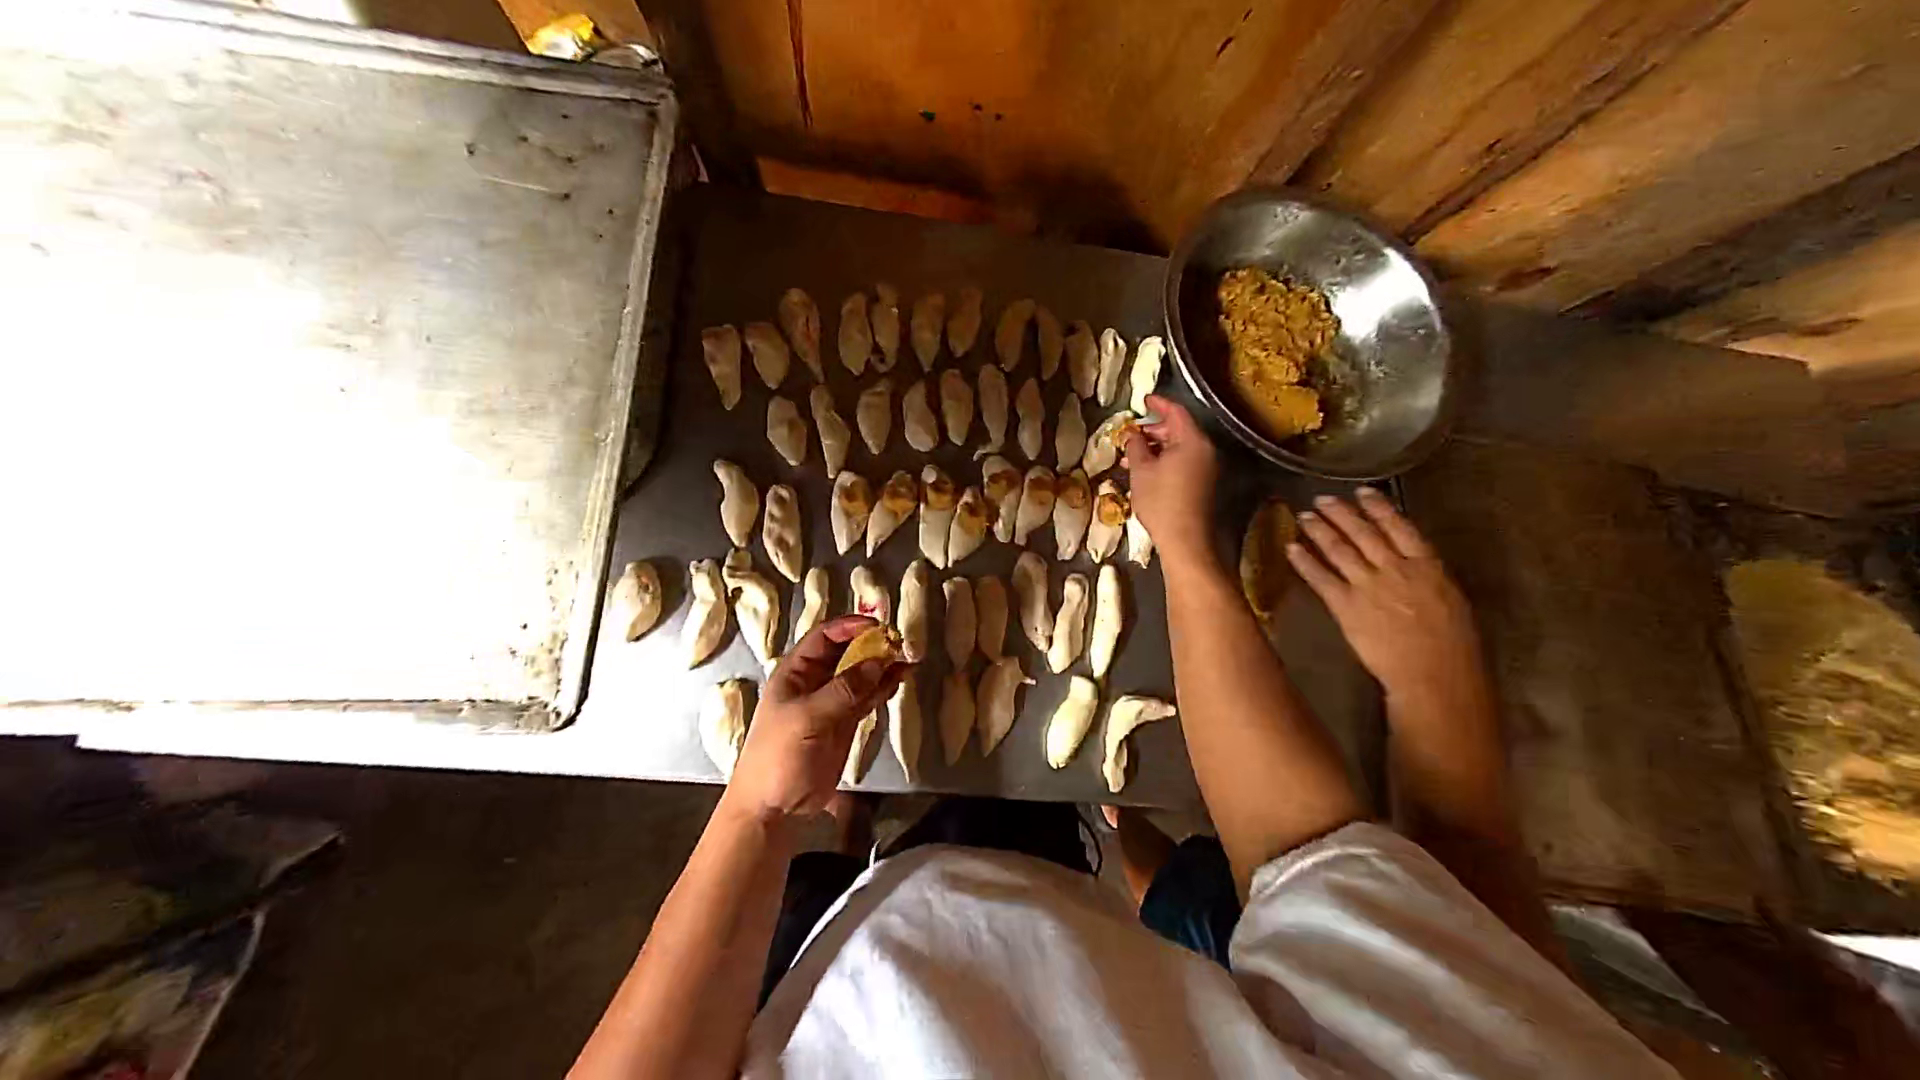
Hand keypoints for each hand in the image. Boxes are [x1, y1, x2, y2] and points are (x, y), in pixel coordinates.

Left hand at [725, 615, 909, 823]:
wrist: (773, 808)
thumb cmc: (779, 757)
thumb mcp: (807, 718)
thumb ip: (843, 690)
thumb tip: (878, 662)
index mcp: (794, 673)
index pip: (823, 637)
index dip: (849, 627)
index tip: (878, 625)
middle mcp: (814, 682)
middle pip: (846, 653)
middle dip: (871, 644)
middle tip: (900, 641)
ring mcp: (831, 703)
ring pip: (860, 675)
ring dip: (883, 665)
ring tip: (908, 657)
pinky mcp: (845, 723)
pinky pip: (867, 697)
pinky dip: (883, 687)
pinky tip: (900, 679)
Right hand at [1120, 395, 1216, 564]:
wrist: (1185, 538)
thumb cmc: (1161, 501)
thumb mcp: (1141, 470)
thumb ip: (1136, 446)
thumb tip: (1132, 434)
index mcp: (1192, 441)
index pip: (1176, 412)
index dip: (1159, 404)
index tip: (1144, 400)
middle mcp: (1204, 450)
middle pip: (1179, 429)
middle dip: (1153, 430)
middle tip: (1132, 434)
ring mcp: (1206, 467)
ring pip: (1179, 447)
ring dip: (1156, 448)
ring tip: (1132, 456)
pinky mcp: (1203, 483)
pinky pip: (1183, 462)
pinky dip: (1165, 460)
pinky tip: (1146, 471)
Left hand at [1287, 489, 1485, 707]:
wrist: (1434, 674)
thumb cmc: (1451, 646)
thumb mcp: (1450, 602)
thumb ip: (1427, 578)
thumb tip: (1415, 565)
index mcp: (1427, 566)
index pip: (1400, 527)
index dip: (1379, 507)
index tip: (1363, 492)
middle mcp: (1395, 569)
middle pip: (1363, 532)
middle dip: (1340, 513)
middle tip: (1321, 499)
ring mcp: (1368, 586)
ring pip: (1339, 549)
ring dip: (1319, 530)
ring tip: (1302, 516)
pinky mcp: (1346, 606)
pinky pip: (1320, 578)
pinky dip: (1304, 561)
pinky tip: (1290, 549)